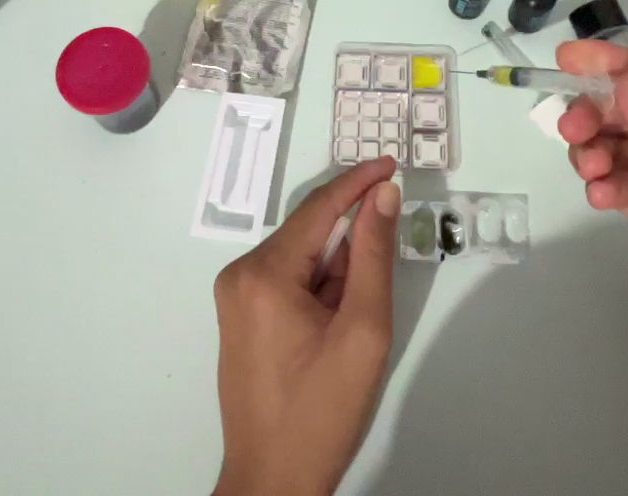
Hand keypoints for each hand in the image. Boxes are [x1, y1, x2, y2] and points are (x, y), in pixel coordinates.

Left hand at [213, 158, 401, 495]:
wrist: (273, 482)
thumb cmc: (322, 411)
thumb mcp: (363, 329)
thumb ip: (373, 254)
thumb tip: (382, 193)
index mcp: (264, 274)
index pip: (318, 207)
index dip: (358, 181)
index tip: (391, 163)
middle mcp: (240, 274)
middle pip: (308, 232)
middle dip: (350, 240)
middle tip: (382, 265)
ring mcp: (236, 295)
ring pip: (300, 255)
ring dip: (336, 268)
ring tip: (354, 320)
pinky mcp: (241, 314)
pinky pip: (288, 277)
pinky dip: (319, 283)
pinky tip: (335, 319)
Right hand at [557, 40, 627, 371]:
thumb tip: (627, 84)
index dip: (615, 64)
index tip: (567, 58)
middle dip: (598, 112)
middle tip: (571, 127)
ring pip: (621, 148)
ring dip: (596, 149)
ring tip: (589, 168)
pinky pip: (626, 190)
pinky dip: (606, 187)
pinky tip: (601, 196)